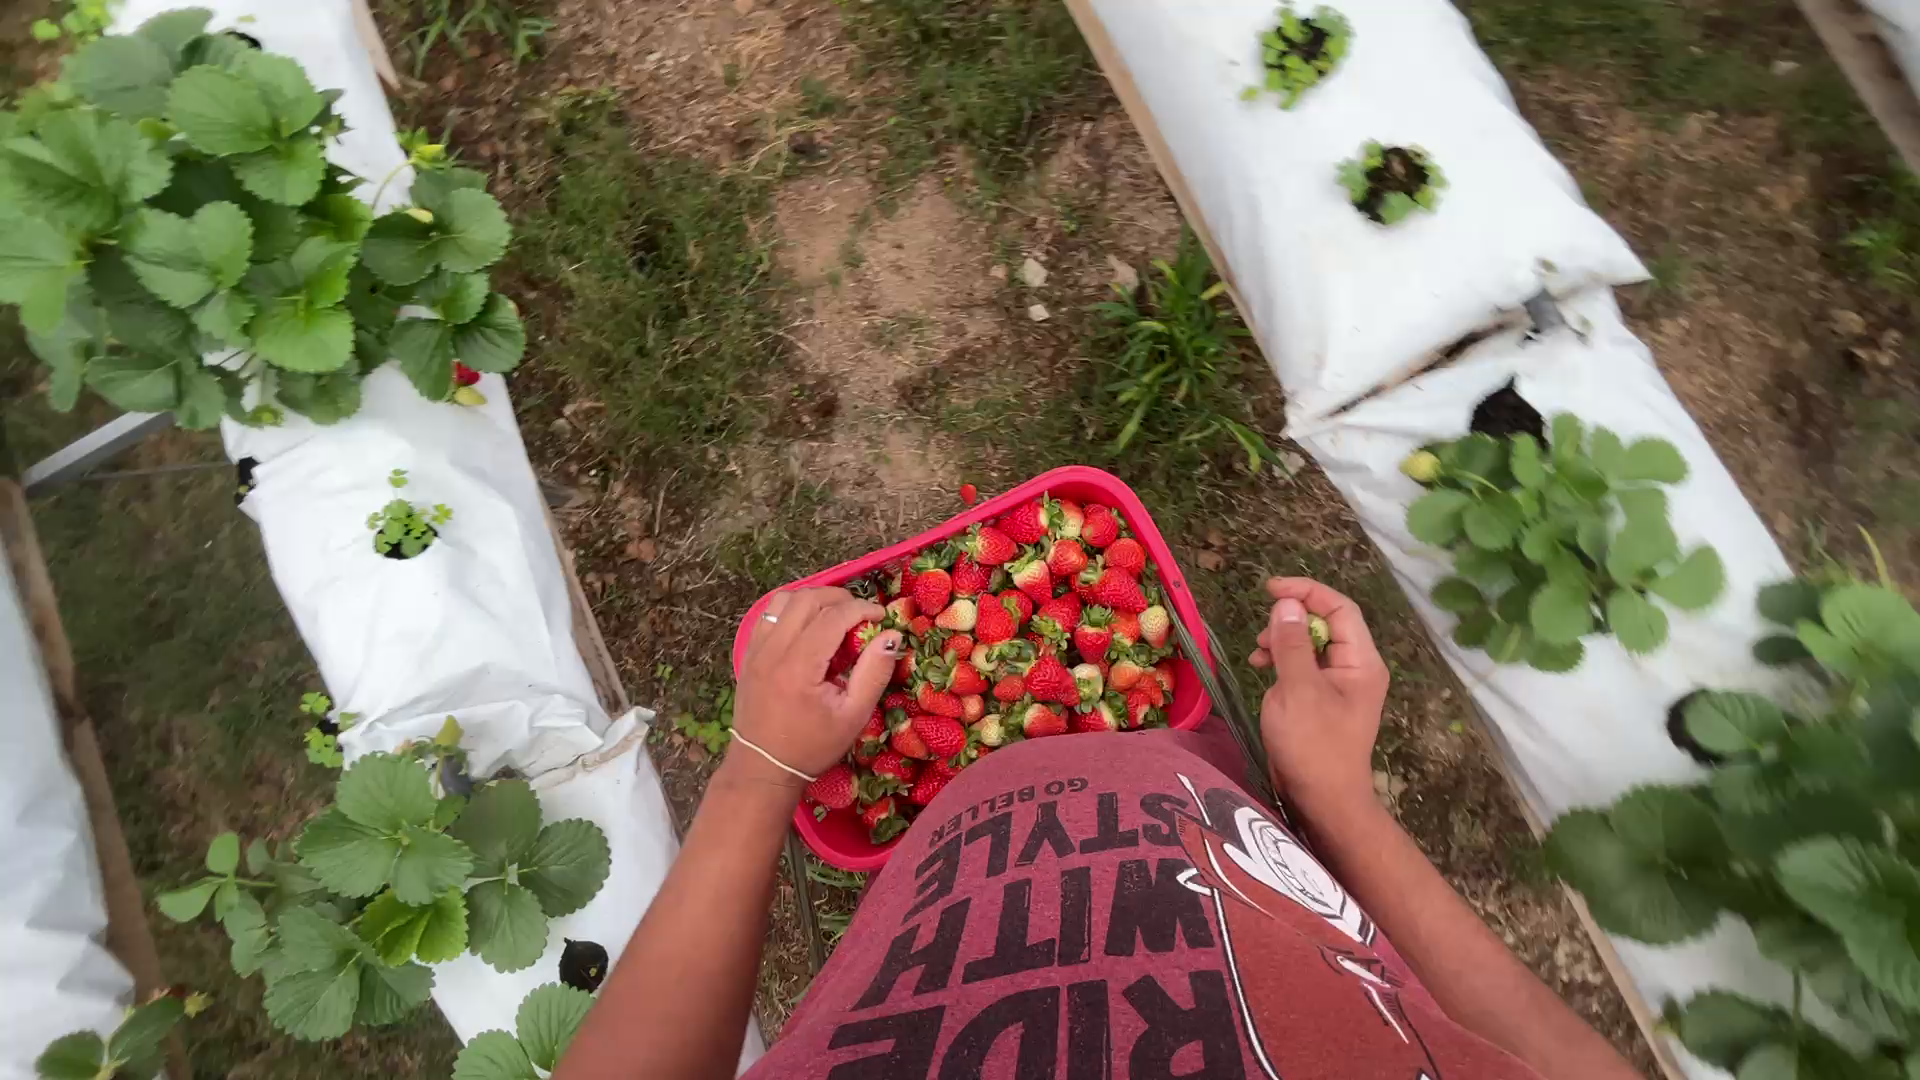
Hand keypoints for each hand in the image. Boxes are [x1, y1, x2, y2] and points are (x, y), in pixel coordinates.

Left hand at [731, 587, 900, 790]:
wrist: (763, 768)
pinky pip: (769, 614)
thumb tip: (892, 635)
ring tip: (834, 615)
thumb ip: (875, 672)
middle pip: (807, 599)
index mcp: (799, 666)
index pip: (834, 616)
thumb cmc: (812, 745)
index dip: (862, 609)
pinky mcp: (749, 653)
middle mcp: (773, 650)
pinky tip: (809, 626)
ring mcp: (756, 649)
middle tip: (861, 613)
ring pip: (784, 599)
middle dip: (840, 598)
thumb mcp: (854, 715)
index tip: (881, 617)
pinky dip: (792, 609)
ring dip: (814, 599)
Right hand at [1248, 577, 1389, 821]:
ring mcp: (1339, 683)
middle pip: (1327, 622)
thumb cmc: (1313, 745)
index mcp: (1361, 662)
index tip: (1270, 589)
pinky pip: (1304, 663)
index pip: (1340, 608)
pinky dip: (1282, 658)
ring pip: (1312, 641)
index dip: (1307, 592)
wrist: (1322, 799)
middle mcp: (1356, 667)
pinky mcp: (1322, 697)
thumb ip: (1293, 644)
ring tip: (1258, 653)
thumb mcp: (1297, 690)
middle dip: (1291, 618)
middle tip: (1261, 632)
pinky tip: (1262, 667)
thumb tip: (1286, 604)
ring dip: (1283, 639)